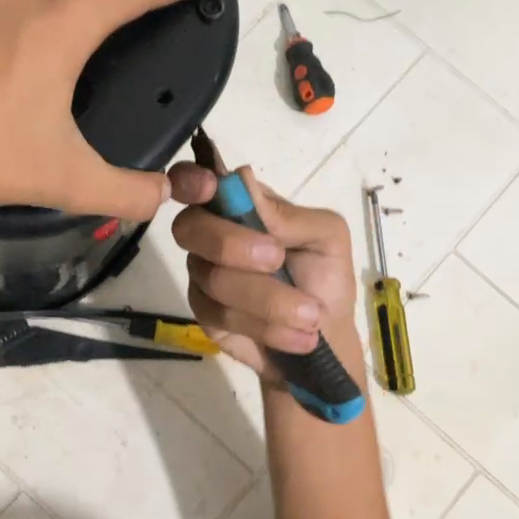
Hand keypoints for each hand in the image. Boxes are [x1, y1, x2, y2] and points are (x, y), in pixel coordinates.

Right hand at [167, 163, 358, 381]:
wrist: (328, 338)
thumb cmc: (326, 279)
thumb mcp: (327, 237)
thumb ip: (288, 214)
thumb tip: (242, 181)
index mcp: (239, 206)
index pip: (195, 181)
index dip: (191, 180)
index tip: (211, 188)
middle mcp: (211, 236)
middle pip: (190, 228)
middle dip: (231, 244)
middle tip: (276, 260)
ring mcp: (204, 276)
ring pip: (214, 279)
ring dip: (270, 299)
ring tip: (311, 315)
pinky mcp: (204, 315)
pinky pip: (221, 315)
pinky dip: (267, 326)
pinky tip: (296, 334)